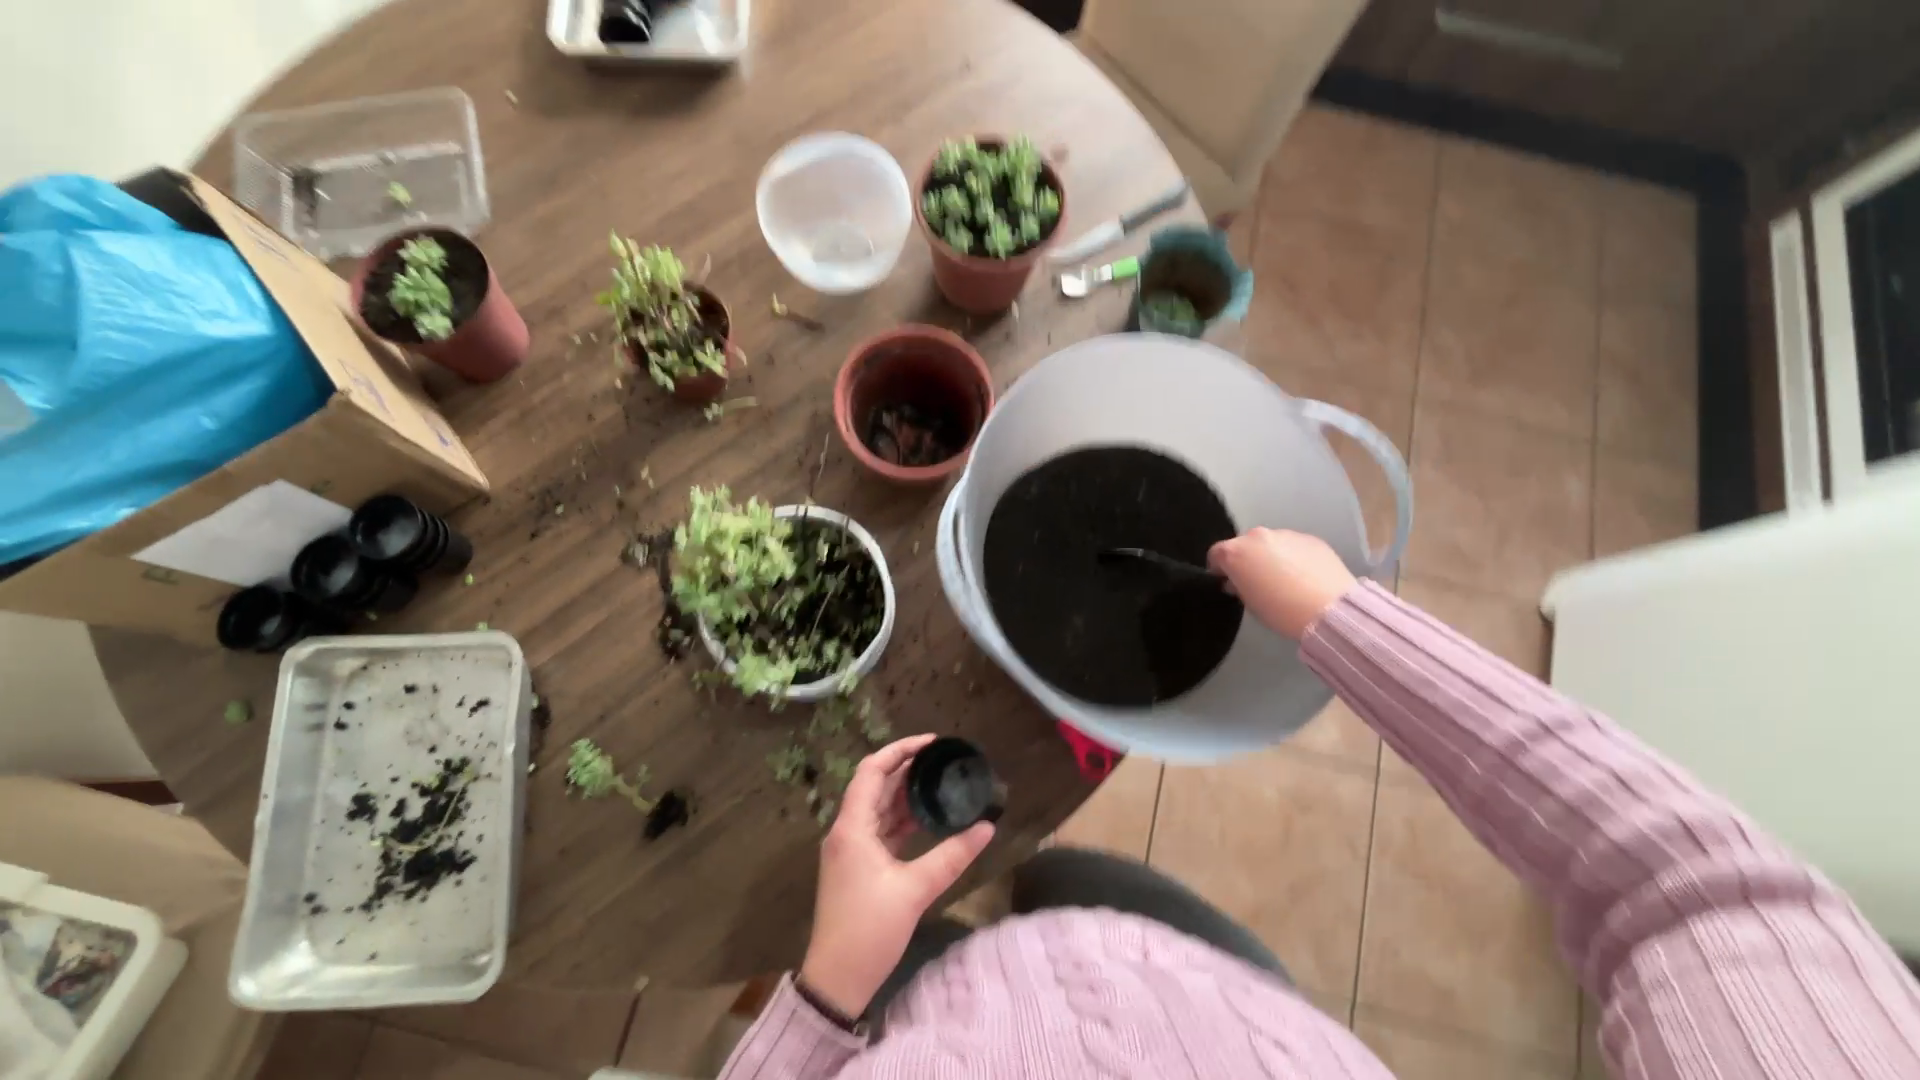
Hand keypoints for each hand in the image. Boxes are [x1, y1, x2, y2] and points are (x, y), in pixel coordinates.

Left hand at [799, 734, 994, 1017]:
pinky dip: (901, 819)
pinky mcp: (858, 867)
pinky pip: (880, 830)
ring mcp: (850, 850)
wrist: (837, 978)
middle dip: (906, 768)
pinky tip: (927, 817)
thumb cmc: (869, 930)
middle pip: (874, 786)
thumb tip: (987, 828)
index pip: (872, 771)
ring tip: (938, 781)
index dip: (900, 750)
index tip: (932, 743)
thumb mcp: (915, 890)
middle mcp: (847, 831)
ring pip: (877, 808)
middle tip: (942, 760)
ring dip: (904, 794)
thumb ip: (952, 855)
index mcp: (852, 827)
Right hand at [1207, 528, 1356, 639]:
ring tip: (1285, 579)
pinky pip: (1293, 546)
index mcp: (1236, 552)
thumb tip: (1239, 581)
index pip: (1216, 553)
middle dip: (1246, 560)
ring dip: (1270, 556)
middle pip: (1244, 545)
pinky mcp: (1310, 538)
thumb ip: (1239, 586)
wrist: (1329, 608)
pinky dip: (1293, 557)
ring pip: (1270, 543)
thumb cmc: (1281, 610)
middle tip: (1257, 581)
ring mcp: (1286, 534)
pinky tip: (1304, 576)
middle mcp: (1258, 537)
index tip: (1227, 582)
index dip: (1218, 569)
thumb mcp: (1250, 604)